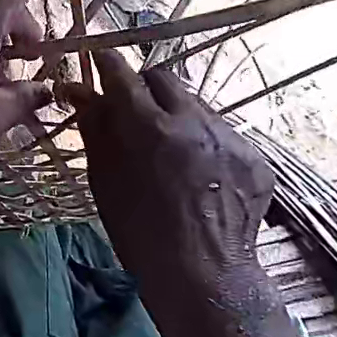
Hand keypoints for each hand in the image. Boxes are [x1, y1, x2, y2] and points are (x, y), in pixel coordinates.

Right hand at [61, 51, 274, 288]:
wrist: (204, 279)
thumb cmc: (140, 234)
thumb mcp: (105, 181)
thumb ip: (95, 129)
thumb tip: (81, 93)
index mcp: (151, 129)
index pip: (123, 75)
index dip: (107, 63)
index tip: (99, 58)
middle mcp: (195, 122)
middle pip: (164, 78)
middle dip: (144, 87)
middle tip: (134, 112)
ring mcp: (230, 138)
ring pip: (195, 104)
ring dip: (176, 115)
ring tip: (170, 152)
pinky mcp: (255, 156)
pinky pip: (221, 133)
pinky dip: (204, 143)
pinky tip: (199, 174)